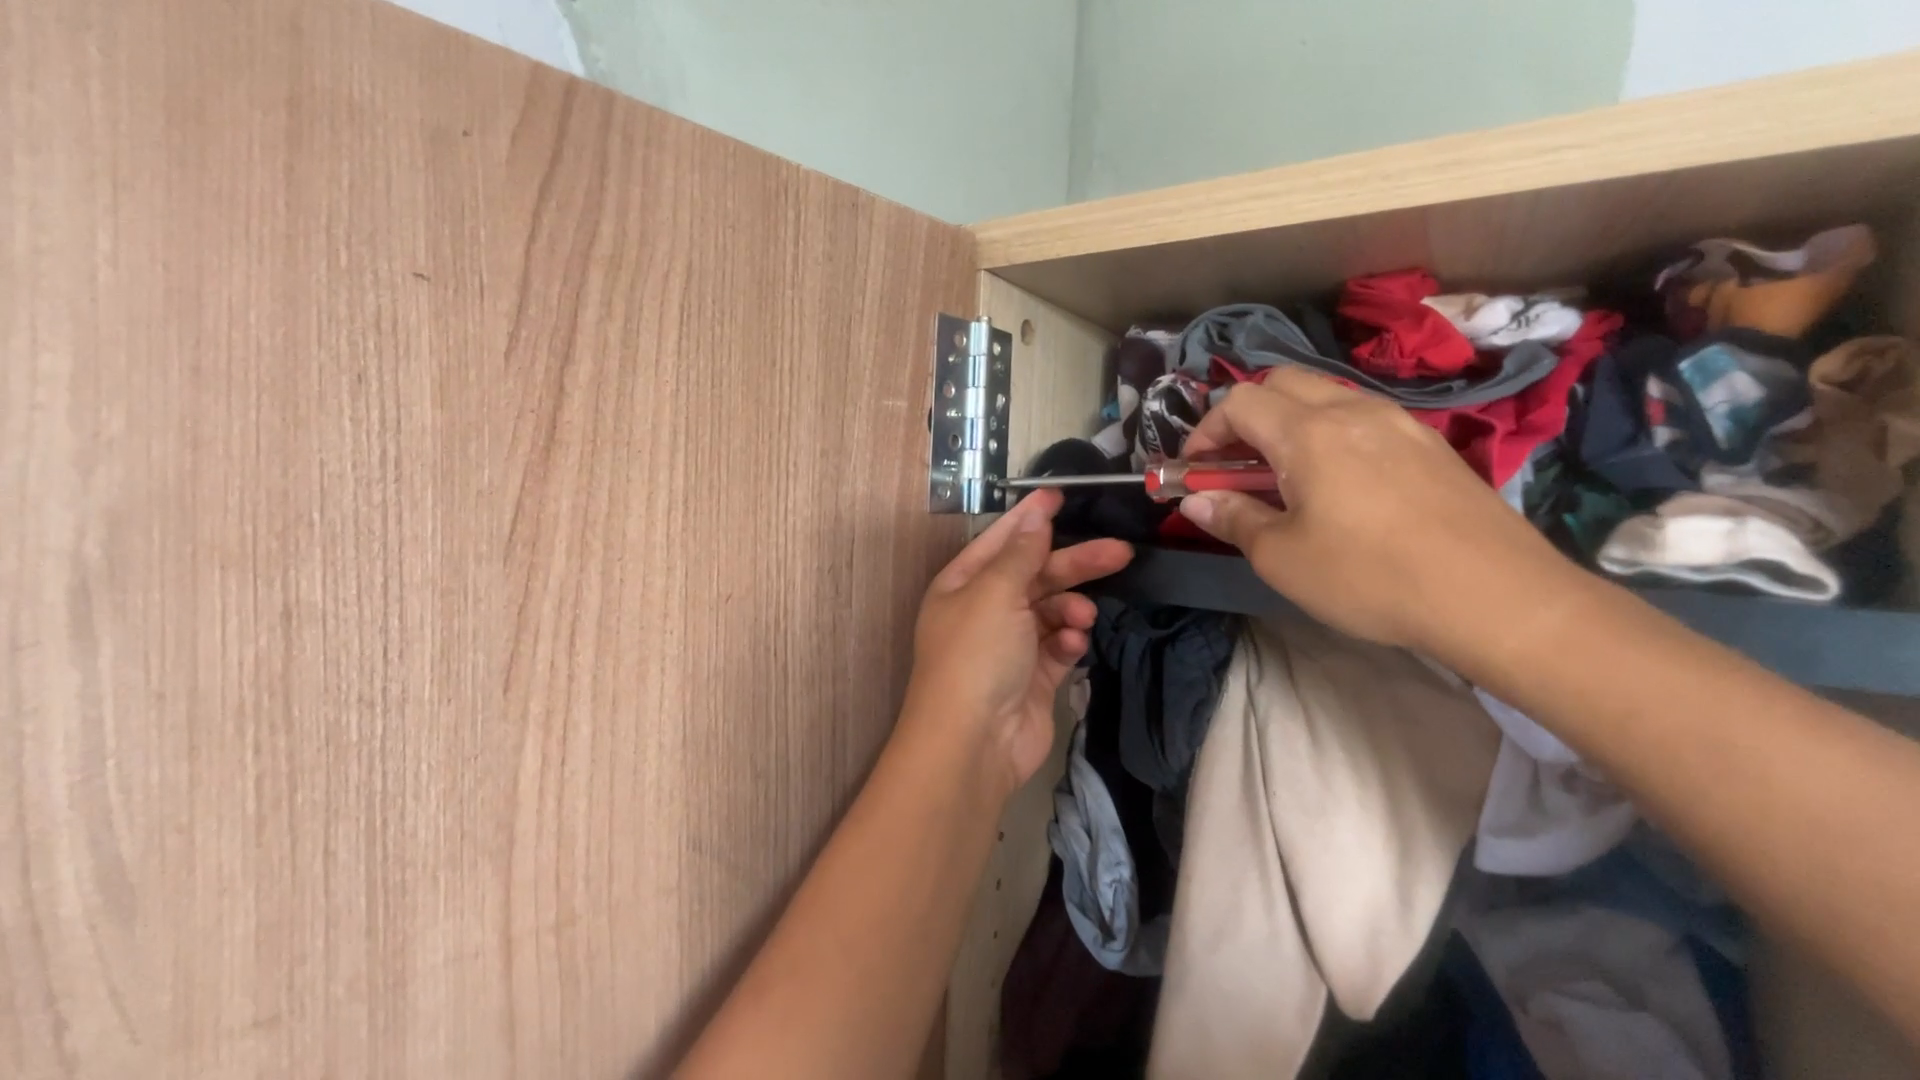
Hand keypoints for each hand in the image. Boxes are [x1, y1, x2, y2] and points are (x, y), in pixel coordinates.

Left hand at [904, 489, 1132, 796]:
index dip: (1030, 518)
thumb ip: (1021, 553)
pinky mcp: (1034, 677)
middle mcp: (984, 611)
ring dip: (1072, 608)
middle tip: (1120, 552)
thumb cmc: (976, 655)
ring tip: (1083, 617)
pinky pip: (1059, 645)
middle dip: (1074, 564)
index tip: (1062, 495)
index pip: (1001, 541)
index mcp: (963, 585)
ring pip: (1052, 610)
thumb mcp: (995, 592)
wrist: (973, 742)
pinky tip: (1074, 643)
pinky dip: (1070, 640)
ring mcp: (1010, 646)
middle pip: (1035, 575)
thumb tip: (1035, 515)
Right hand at [1175, 371, 1583, 657]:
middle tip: (1237, 466)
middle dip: (1246, 416)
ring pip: (1328, 398)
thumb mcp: (1283, 559)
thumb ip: (1234, 519)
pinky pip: (1366, 421)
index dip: (1205, 431)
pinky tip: (1344, 487)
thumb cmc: (1370, 577)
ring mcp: (1399, 423)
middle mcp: (1353, 411)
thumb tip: (1197, 499)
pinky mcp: (1431, 445)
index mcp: (1308, 433)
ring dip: (1291, 424)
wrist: (1493, 594)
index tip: (1196, 470)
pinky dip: (1334, 436)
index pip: (1239, 402)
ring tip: (1288, 477)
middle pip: (1283, 383)